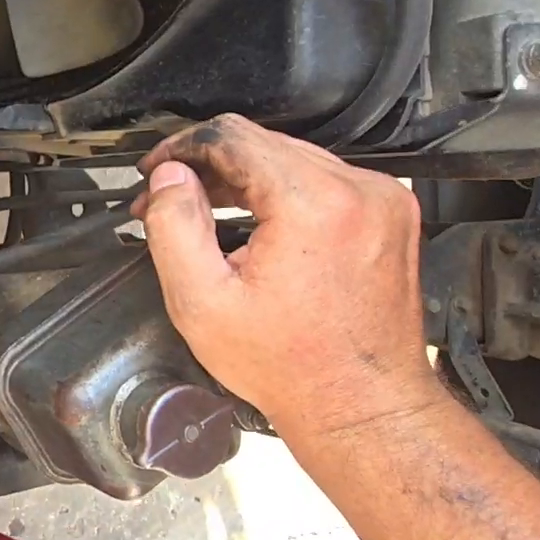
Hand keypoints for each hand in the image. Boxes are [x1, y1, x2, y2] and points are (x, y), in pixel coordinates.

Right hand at [130, 115, 445, 438]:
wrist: (360, 402)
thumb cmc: (286, 362)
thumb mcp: (199, 299)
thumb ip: (173, 225)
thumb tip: (168, 177)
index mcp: (313, 204)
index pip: (232, 138)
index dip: (179, 148)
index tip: (152, 171)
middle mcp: (359, 191)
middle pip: (260, 142)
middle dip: (201, 163)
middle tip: (163, 197)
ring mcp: (381, 201)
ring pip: (286, 156)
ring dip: (233, 175)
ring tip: (195, 209)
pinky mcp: (387, 215)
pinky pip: (316, 178)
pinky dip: (270, 188)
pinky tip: (241, 216)